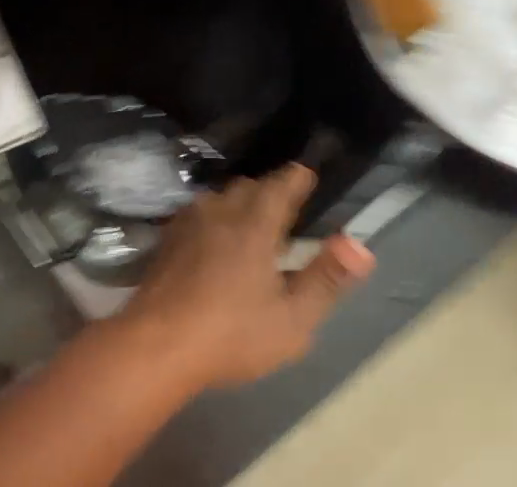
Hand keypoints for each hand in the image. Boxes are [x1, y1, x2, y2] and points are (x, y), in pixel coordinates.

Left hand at [115, 164, 375, 392]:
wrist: (157, 343)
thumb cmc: (232, 334)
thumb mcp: (293, 317)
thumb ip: (326, 278)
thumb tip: (359, 245)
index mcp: (252, 225)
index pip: (279, 186)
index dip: (296, 178)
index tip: (307, 173)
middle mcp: (217, 212)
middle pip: (247, 188)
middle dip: (269, 192)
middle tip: (288, 207)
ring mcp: (186, 223)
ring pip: (219, 199)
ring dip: (240, 205)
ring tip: (256, 226)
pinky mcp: (166, 240)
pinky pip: (199, 216)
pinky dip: (217, 220)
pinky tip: (219, 244)